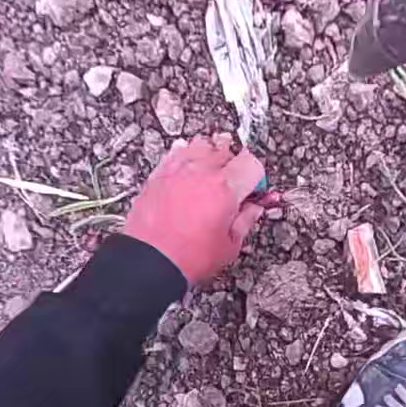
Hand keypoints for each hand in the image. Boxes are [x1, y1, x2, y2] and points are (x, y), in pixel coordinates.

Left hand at [123, 134, 266, 283]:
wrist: (149, 262)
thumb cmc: (188, 257)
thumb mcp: (230, 246)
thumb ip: (246, 221)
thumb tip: (254, 208)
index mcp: (226, 188)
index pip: (251, 163)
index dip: (256, 178)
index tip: (253, 192)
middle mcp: (201, 172)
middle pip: (227, 149)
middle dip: (235, 165)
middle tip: (234, 186)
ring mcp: (177, 171)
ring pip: (200, 144)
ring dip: (210, 155)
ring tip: (211, 174)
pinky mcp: (158, 175)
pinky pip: (176, 152)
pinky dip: (186, 156)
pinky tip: (189, 170)